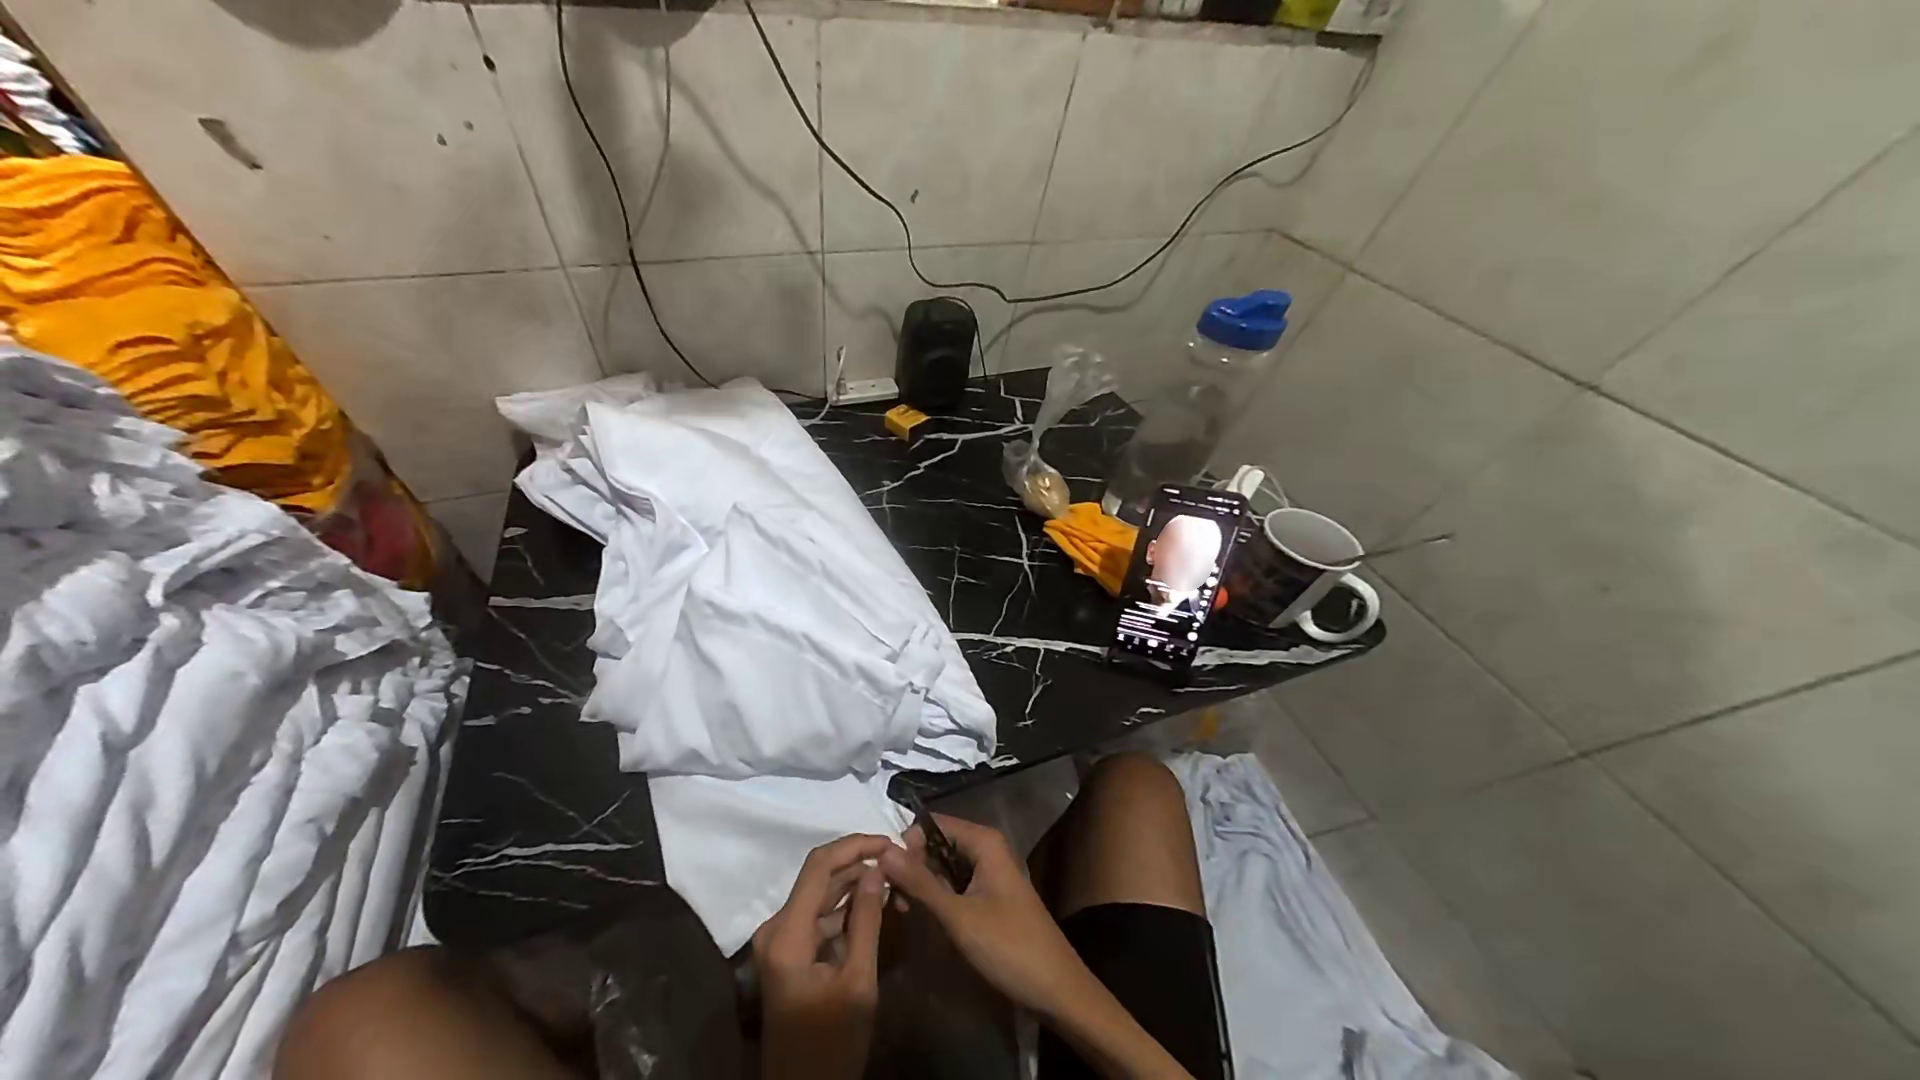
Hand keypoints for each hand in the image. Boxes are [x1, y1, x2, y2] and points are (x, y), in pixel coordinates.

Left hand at [753, 834, 893, 1079]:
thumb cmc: (832, 1043)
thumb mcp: (858, 982)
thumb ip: (867, 921)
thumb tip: (877, 870)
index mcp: (787, 933)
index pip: (818, 866)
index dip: (854, 846)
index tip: (890, 842)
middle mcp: (776, 928)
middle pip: (819, 877)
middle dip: (860, 865)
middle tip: (900, 863)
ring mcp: (780, 941)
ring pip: (821, 895)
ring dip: (856, 886)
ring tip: (894, 882)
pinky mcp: (789, 953)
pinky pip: (819, 917)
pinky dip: (847, 909)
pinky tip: (876, 907)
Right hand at [877, 816, 1092, 1022]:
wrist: (1055, 989)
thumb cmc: (1008, 947)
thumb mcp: (958, 915)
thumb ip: (920, 882)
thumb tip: (884, 850)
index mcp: (984, 841)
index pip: (933, 824)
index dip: (908, 843)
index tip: (887, 873)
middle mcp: (987, 848)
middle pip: (938, 843)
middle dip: (913, 865)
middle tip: (892, 896)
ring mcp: (990, 872)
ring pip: (944, 865)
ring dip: (923, 883)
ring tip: (903, 909)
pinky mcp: (989, 895)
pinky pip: (955, 883)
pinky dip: (938, 895)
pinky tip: (922, 914)